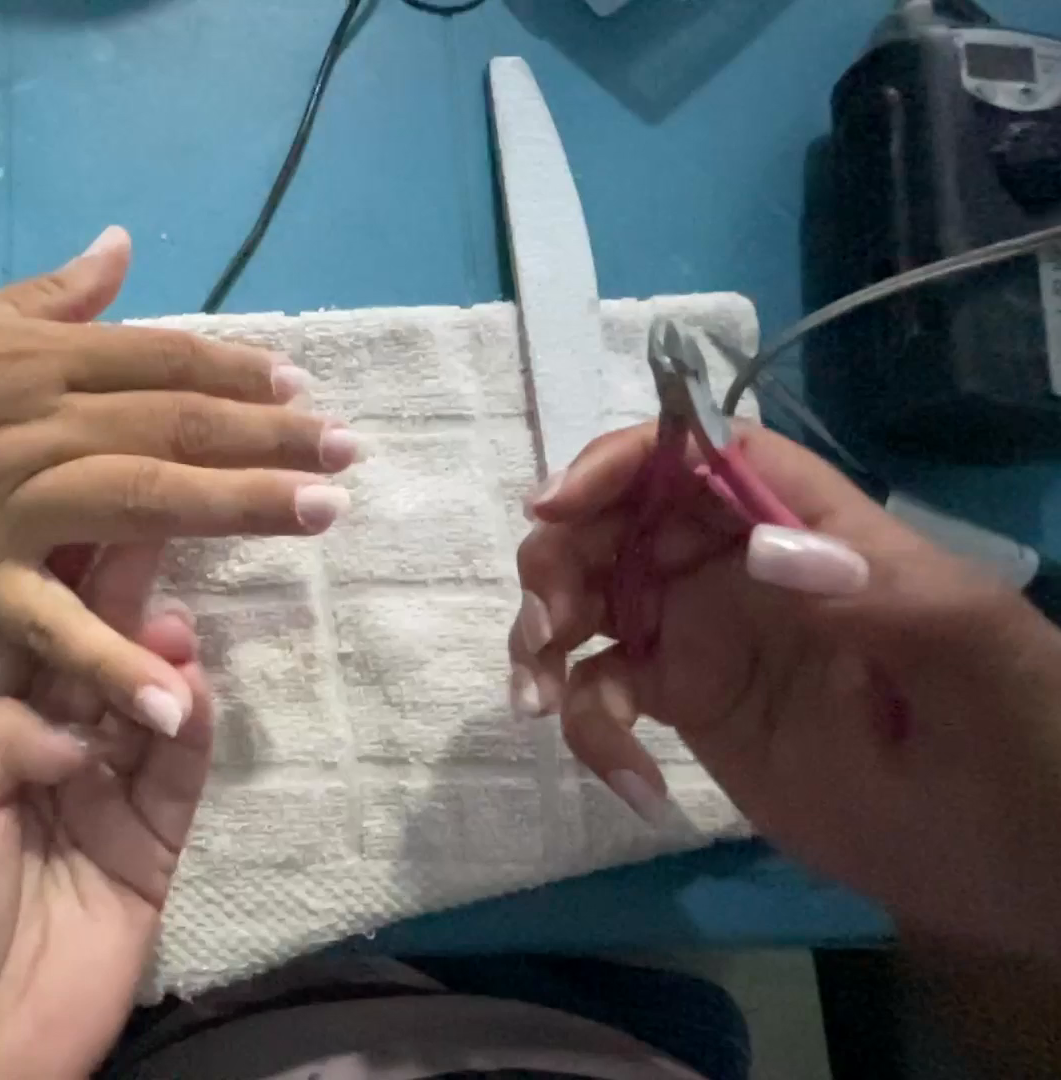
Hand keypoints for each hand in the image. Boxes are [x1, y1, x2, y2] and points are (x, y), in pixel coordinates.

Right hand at [0, 227, 349, 737]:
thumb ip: (48, 295)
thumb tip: (122, 248)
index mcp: (30, 354)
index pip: (157, 358)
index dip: (236, 371)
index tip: (301, 389)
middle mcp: (34, 422)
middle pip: (170, 424)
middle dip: (267, 437)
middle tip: (347, 450)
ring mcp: (7, 504)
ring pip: (139, 500)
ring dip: (235, 506)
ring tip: (317, 512)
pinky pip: (51, 625)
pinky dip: (110, 662)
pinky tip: (174, 700)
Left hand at [0, 544, 212, 1079]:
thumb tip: (75, 721)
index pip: (22, 644)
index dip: (49, 587)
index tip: (80, 523)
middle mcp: (47, 753)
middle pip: (88, 664)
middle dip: (114, 604)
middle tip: (147, 534)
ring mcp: (104, 797)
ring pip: (139, 710)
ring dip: (157, 663)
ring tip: (171, 621)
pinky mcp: (150, 846)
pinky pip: (176, 777)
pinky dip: (190, 729)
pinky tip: (194, 686)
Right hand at [514, 423, 1060, 956]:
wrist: (1010, 875)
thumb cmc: (1025, 755)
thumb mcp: (984, 666)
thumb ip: (886, 596)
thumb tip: (761, 550)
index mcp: (803, 535)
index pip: (695, 459)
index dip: (615, 463)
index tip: (552, 506)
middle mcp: (730, 570)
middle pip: (606, 528)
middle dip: (554, 567)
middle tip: (547, 632)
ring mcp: (692, 634)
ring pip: (578, 602)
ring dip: (539, 642)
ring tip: (540, 701)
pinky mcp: (670, 697)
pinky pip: (596, 690)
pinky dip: (587, 726)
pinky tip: (628, 776)